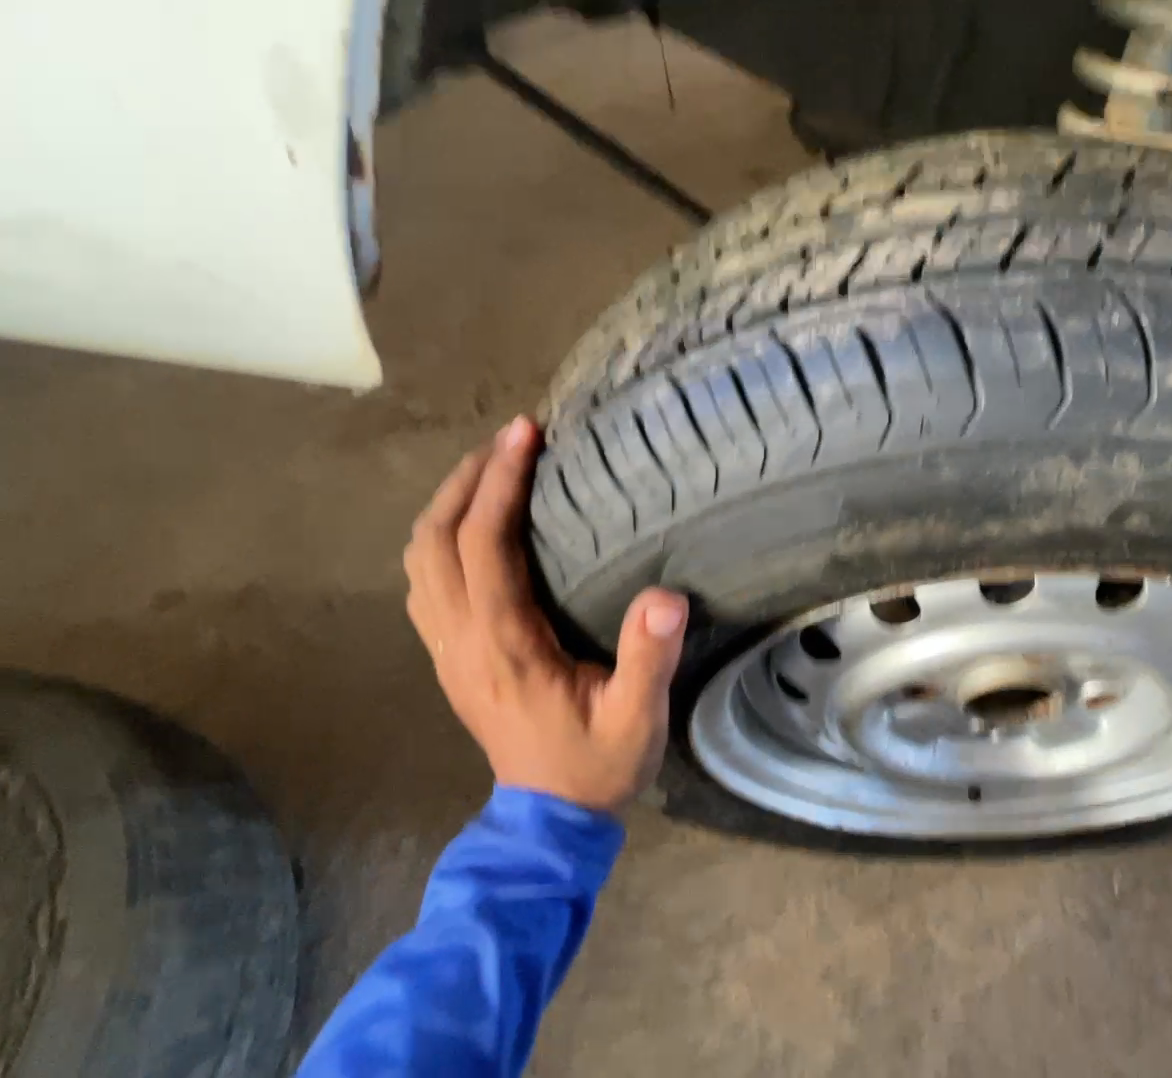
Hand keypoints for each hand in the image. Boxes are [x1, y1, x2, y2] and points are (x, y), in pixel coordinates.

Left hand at [403, 415, 688, 812]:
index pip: (483, 547)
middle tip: (509, 442)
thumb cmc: (597, 764)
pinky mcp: (452, 659)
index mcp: (504, 645)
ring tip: (491, 473)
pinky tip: (476, 531)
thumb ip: (649, 659)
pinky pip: (427, 583)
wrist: (549, 819)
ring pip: (419, 561)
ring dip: (448, 507)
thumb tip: (667, 596)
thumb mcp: (638, 718)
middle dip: (465, 481)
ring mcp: (447, 652)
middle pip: (433, 541)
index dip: (499, 485)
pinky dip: (443, 540)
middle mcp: (461, 641)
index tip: (525, 435)